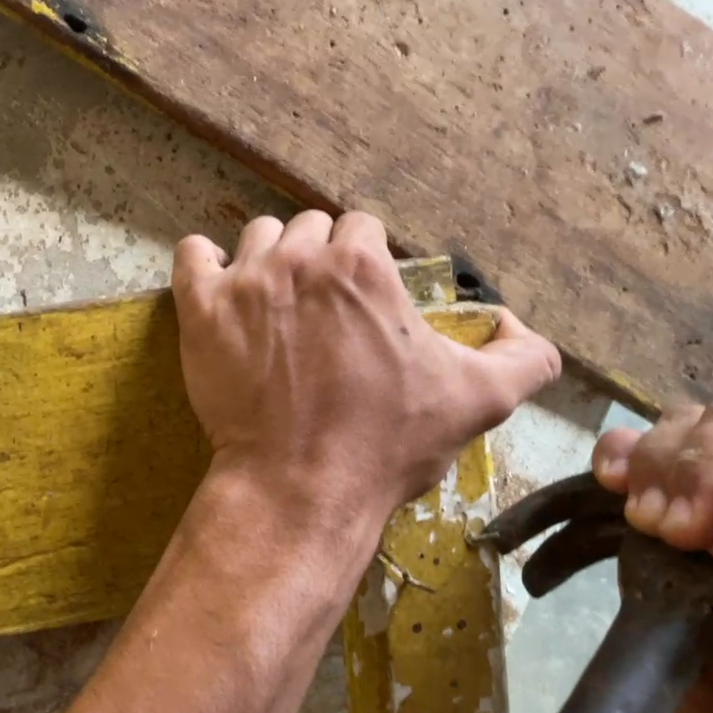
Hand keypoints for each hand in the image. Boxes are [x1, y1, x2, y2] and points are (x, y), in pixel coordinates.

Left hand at [171, 211, 560, 538]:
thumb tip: (522, 328)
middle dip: (318, 258)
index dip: (365, 260)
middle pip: (309, 228)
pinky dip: (203, 262)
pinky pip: (191, 254)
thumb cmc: (385, 443)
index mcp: (363, 266)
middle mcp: (301, 258)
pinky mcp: (200, 306)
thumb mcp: (478, 402)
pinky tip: (218, 286)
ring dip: (268, 258)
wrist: (299, 485)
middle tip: (320, 309)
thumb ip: (521, 358)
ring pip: (256, 236)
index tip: (362, 299)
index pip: (362, 227)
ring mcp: (244, 279)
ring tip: (274, 302)